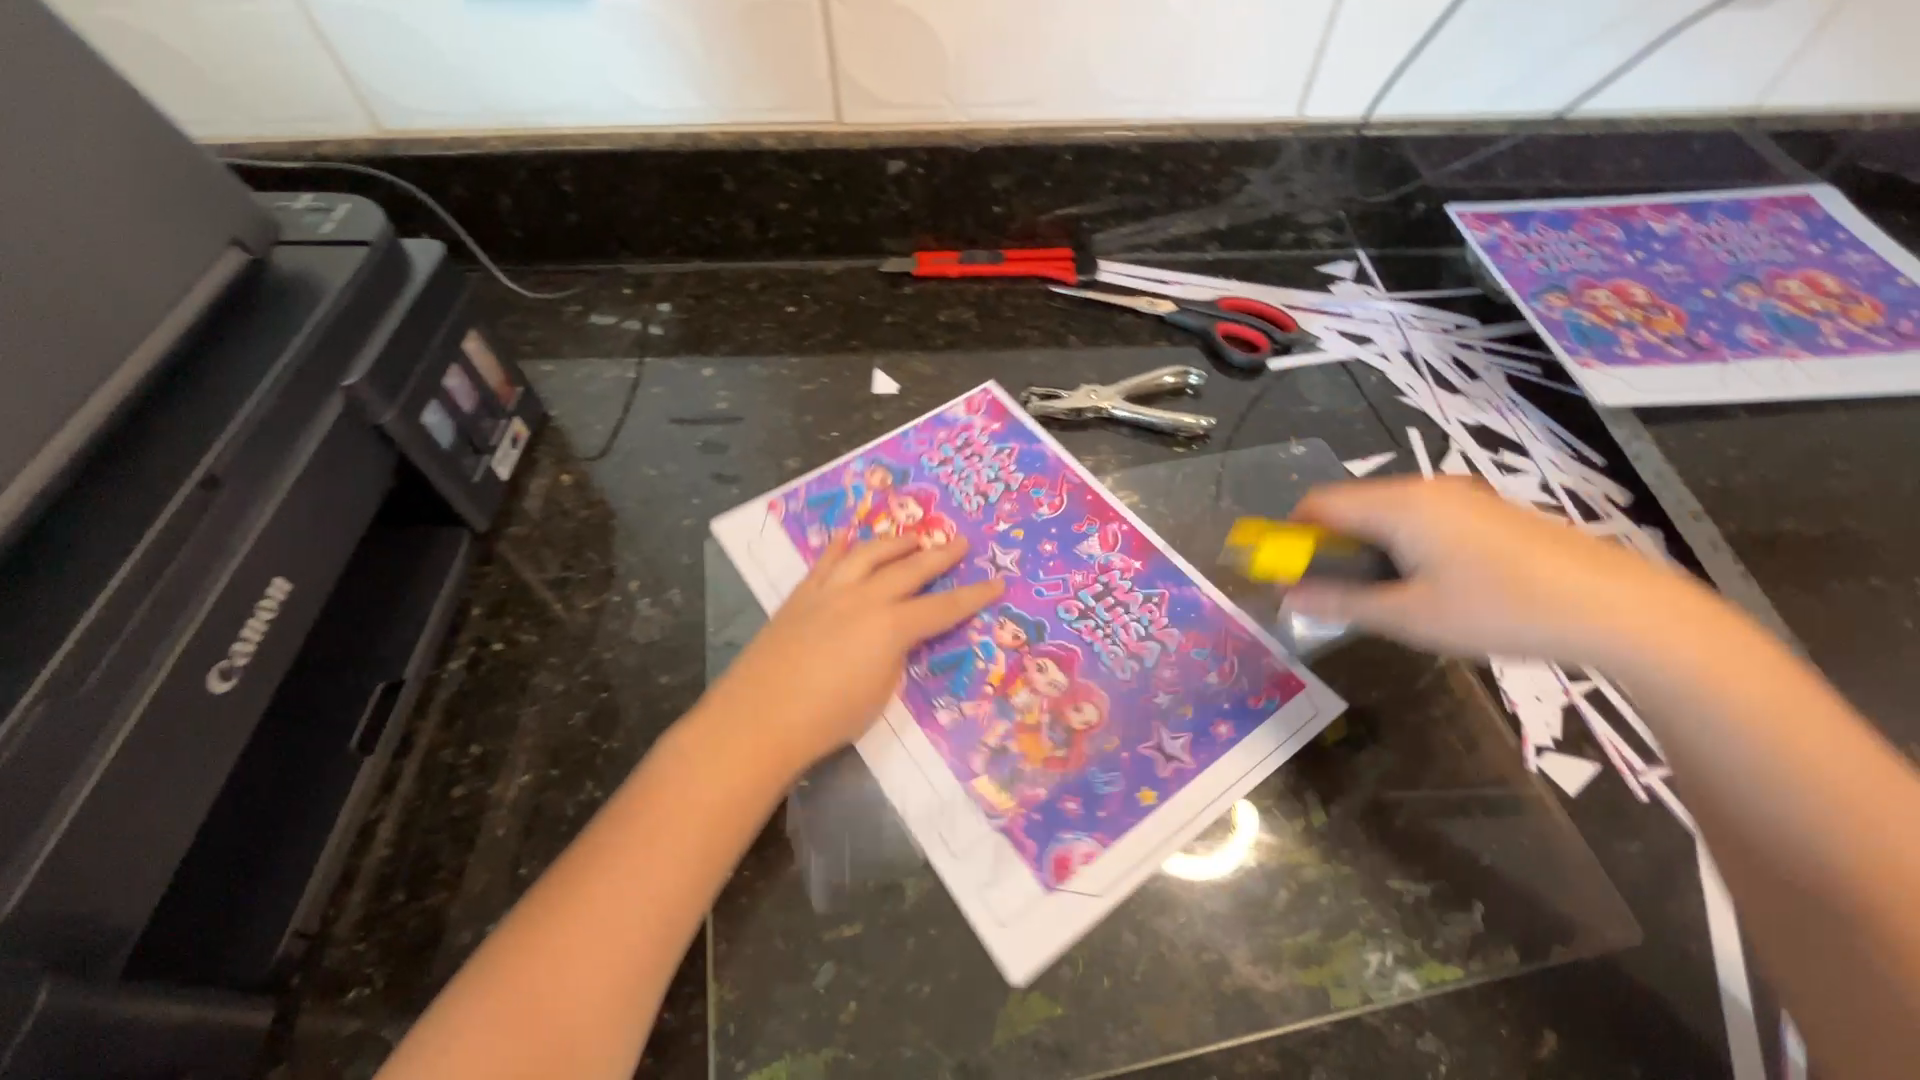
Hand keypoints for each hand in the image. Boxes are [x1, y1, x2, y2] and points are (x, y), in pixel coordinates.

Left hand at [697, 535, 1004, 771]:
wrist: (761, 717)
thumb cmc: (829, 718)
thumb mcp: (880, 693)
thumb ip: (894, 657)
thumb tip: (894, 639)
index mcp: (892, 627)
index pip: (943, 608)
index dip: (973, 596)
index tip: (996, 582)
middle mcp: (864, 598)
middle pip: (910, 570)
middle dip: (939, 555)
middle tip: (959, 541)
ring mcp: (829, 593)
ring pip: (867, 554)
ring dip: (894, 542)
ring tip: (912, 536)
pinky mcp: (800, 597)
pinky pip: (825, 563)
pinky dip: (840, 547)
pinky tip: (847, 536)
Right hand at [1285, 476, 1716, 664]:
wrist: (1613, 607)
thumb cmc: (1498, 610)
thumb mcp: (1408, 617)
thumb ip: (1339, 602)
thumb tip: (1286, 594)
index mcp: (1397, 505)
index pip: (1317, 504)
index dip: (1290, 537)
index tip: (1287, 576)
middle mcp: (1424, 488)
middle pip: (1351, 506)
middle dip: (1329, 547)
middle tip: (1337, 596)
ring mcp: (1460, 496)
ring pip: (1386, 514)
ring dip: (1367, 550)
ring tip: (1389, 599)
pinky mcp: (1486, 511)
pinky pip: (1420, 519)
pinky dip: (1401, 546)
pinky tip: (1433, 587)